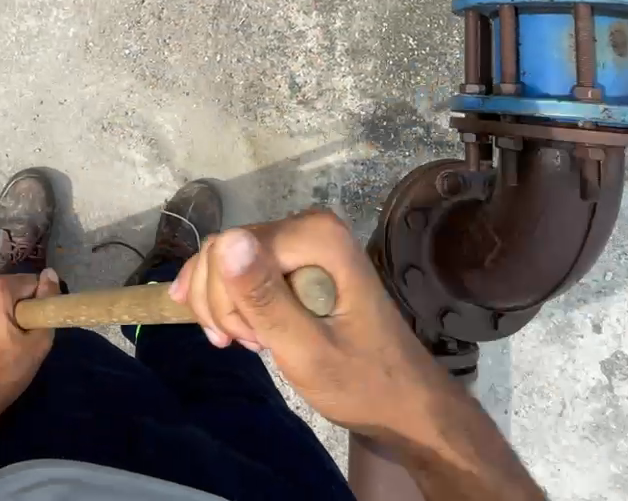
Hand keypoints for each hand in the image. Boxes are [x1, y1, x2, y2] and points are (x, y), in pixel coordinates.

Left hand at [0, 269, 61, 418]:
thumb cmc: (3, 372)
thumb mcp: (37, 343)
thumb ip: (46, 305)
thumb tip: (50, 274)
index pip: (31, 283)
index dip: (40, 304)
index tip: (38, 326)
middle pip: (10, 289)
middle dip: (20, 308)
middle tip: (23, 338)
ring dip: (2, 313)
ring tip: (4, 343)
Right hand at [169, 210, 426, 432]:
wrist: (404, 403)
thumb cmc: (361, 383)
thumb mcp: (307, 351)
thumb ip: (264, 298)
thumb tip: (225, 241)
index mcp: (315, 236)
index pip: (230, 248)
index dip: (227, 298)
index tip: (252, 342)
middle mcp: (305, 224)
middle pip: (225, 250)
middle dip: (224, 303)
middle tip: (252, 344)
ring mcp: (299, 239)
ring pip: (224, 257)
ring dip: (224, 304)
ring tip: (252, 341)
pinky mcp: (294, 257)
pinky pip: (239, 265)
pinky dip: (228, 298)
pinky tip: (234, 327)